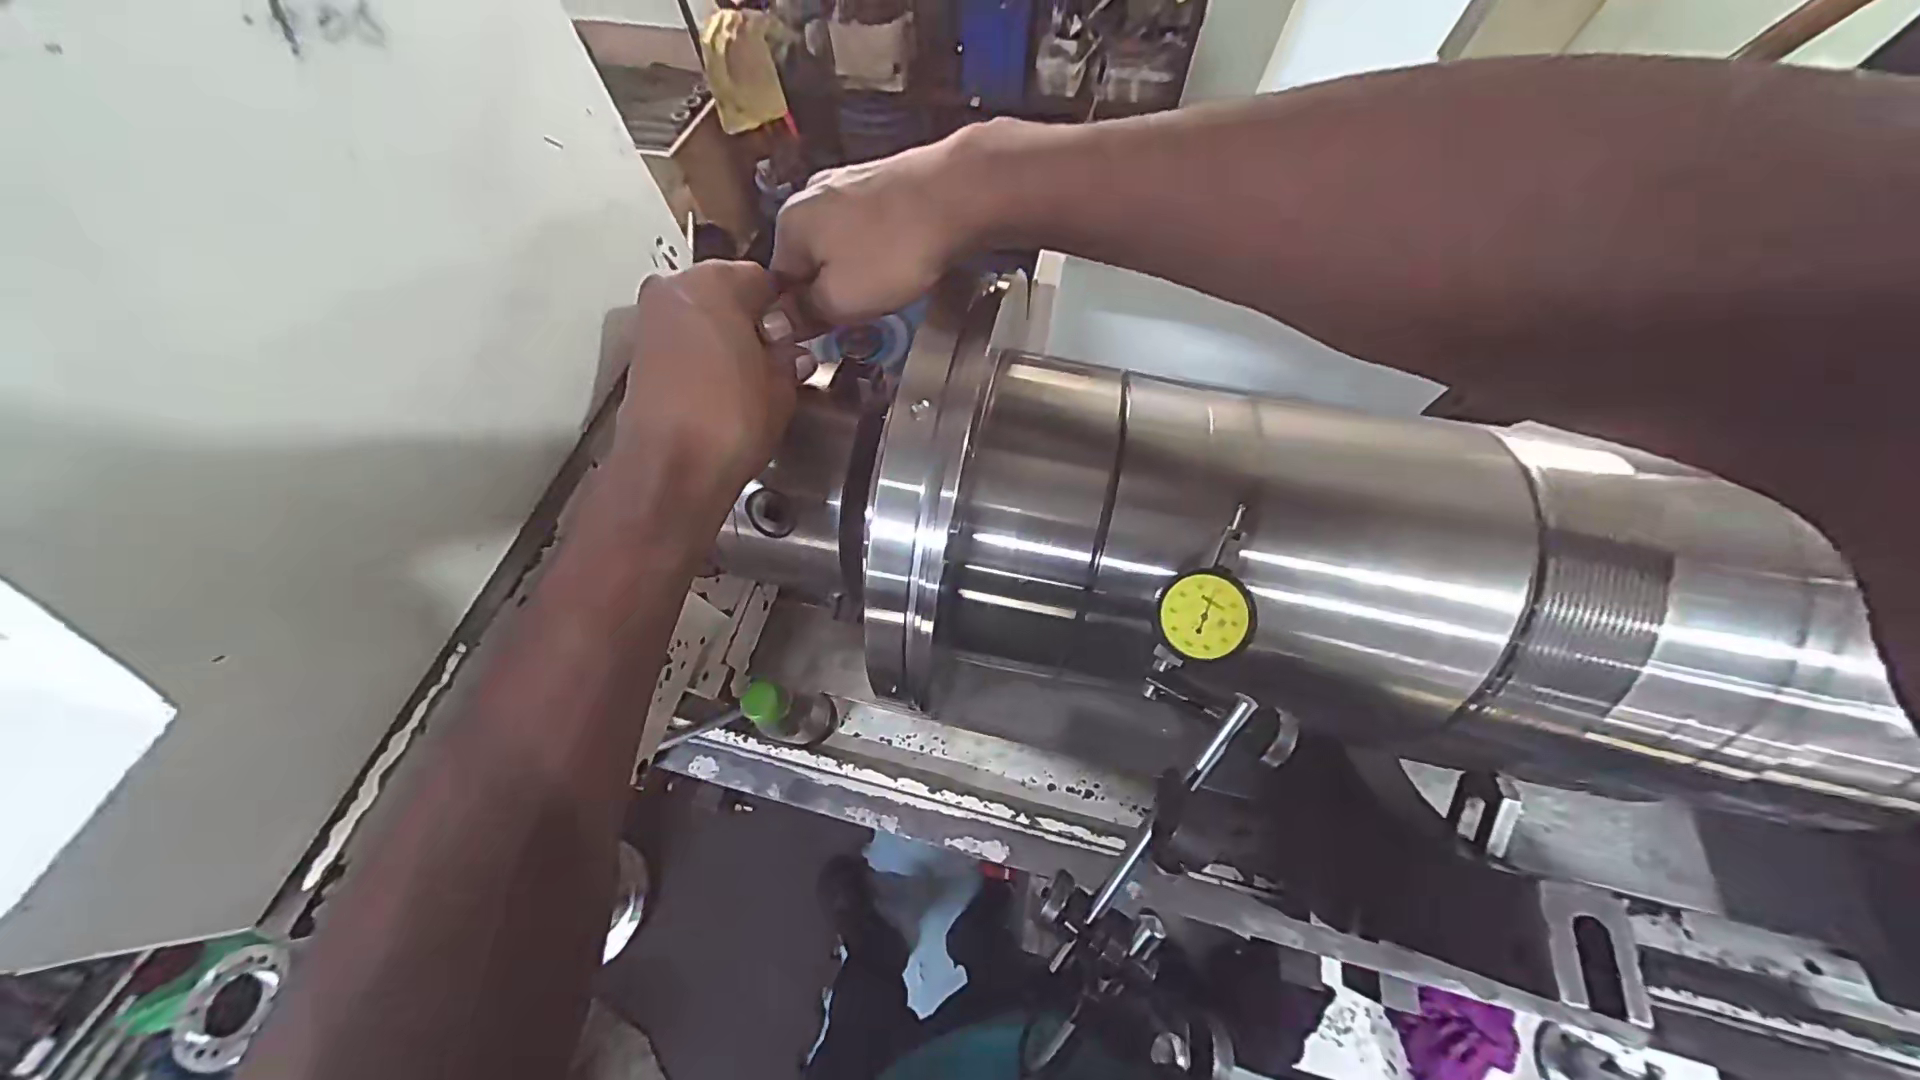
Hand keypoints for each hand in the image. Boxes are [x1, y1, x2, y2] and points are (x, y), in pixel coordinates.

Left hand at [612, 261, 805, 502]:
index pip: (761, 277)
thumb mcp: (781, 387)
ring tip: (749, 376)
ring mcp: (649, 320)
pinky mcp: (638, 353)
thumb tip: (791, 351)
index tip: (797, 333)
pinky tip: (720, 387)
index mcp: (714, 283)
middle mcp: (673, 289)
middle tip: (775, 356)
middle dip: (750, 318)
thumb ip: (788, 358)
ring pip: (700, 316)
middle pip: (724, 291)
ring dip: (724, 337)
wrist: (671, 467)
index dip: (783, 306)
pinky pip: (681, 341)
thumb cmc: (732, 419)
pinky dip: (701, 355)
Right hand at [772, 123, 1012, 325]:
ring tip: (885, 289)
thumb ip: (804, 314)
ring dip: (858, 276)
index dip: (799, 316)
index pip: (777, 285)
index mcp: (789, 225)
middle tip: (859, 316)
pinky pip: (870, 234)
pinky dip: (881, 254)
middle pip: (810, 264)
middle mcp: (811, 197)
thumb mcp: (840, 301)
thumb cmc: (896, 248)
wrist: (955, 198)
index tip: (821, 334)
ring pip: (841, 249)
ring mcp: (847, 187)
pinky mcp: (881, 187)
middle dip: (831, 294)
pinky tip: (900, 264)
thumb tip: (777, 322)